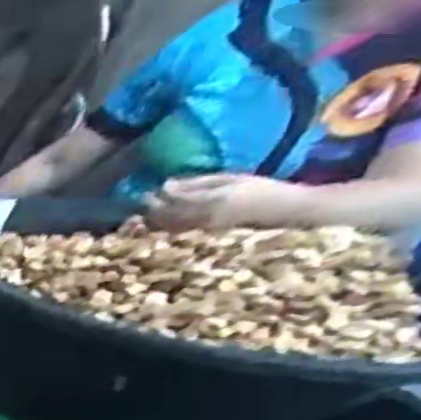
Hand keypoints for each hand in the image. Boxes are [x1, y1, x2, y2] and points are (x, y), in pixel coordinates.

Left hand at [144, 173, 305, 229]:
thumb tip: (166, 185)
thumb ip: (199, 183)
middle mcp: (204, 218)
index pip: (175, 200)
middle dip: (148, 209)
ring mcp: (200, 231)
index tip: (144, 191)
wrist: (281, 212)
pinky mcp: (200, 239)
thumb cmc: (259, 190)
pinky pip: (173, 233)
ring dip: (150, 220)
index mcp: (214, 200)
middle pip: (165, 216)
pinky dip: (160, 227)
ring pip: (165, 227)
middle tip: (139, 202)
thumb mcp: (232, 179)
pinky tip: (153, 222)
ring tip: (141, 212)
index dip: (156, 197)